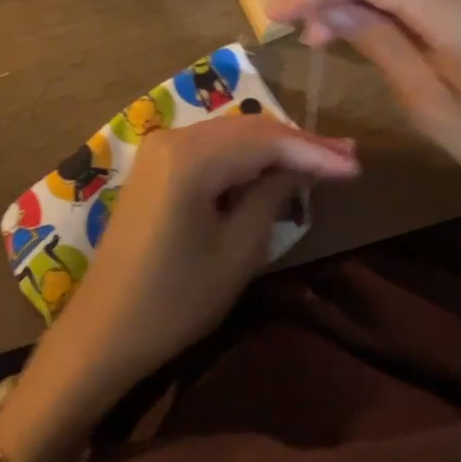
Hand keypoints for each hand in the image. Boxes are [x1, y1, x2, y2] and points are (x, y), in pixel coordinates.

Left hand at [0, 115, 357, 461]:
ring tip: (323, 160)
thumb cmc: (175, 300)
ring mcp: (159, 149)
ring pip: (231, 135)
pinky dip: (246, 157)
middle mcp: (173, 138)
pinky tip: (275, 168)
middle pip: (248, 129)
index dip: (314, 151)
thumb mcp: (236, 252)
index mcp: (190, 157)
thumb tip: (306, 167)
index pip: (266, 140)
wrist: (103, 332)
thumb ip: (272, 197)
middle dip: (298, 144)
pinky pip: (211, 148)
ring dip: (275, 148)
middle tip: (348, 158)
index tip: (357, 166)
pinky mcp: (155, 165)